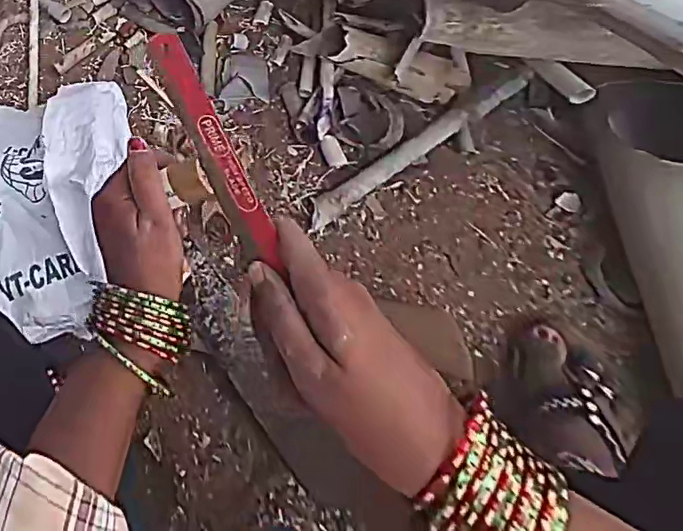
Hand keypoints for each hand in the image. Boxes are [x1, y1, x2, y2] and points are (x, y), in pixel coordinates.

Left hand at [94, 137, 184, 302]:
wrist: (145, 308)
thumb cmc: (154, 266)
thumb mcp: (157, 217)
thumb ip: (147, 177)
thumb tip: (137, 144)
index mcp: (110, 196)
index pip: (134, 159)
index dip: (160, 164)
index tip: (179, 177)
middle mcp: (102, 203)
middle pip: (134, 175)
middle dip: (160, 184)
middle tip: (177, 203)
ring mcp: (106, 217)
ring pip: (137, 192)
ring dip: (158, 200)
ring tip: (173, 221)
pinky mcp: (114, 230)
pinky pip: (135, 209)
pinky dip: (152, 214)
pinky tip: (164, 230)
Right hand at [249, 217, 464, 495]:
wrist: (440, 449)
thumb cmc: (372, 418)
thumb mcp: (312, 374)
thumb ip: (281, 319)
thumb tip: (257, 271)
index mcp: (329, 292)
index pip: (288, 236)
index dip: (260, 233)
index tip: (242, 255)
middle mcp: (344, 287)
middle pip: (287, 272)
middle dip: (270, 305)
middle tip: (274, 352)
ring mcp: (356, 304)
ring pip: (300, 298)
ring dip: (288, 331)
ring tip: (297, 378)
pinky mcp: (363, 323)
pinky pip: (319, 317)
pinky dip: (308, 342)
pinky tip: (315, 381)